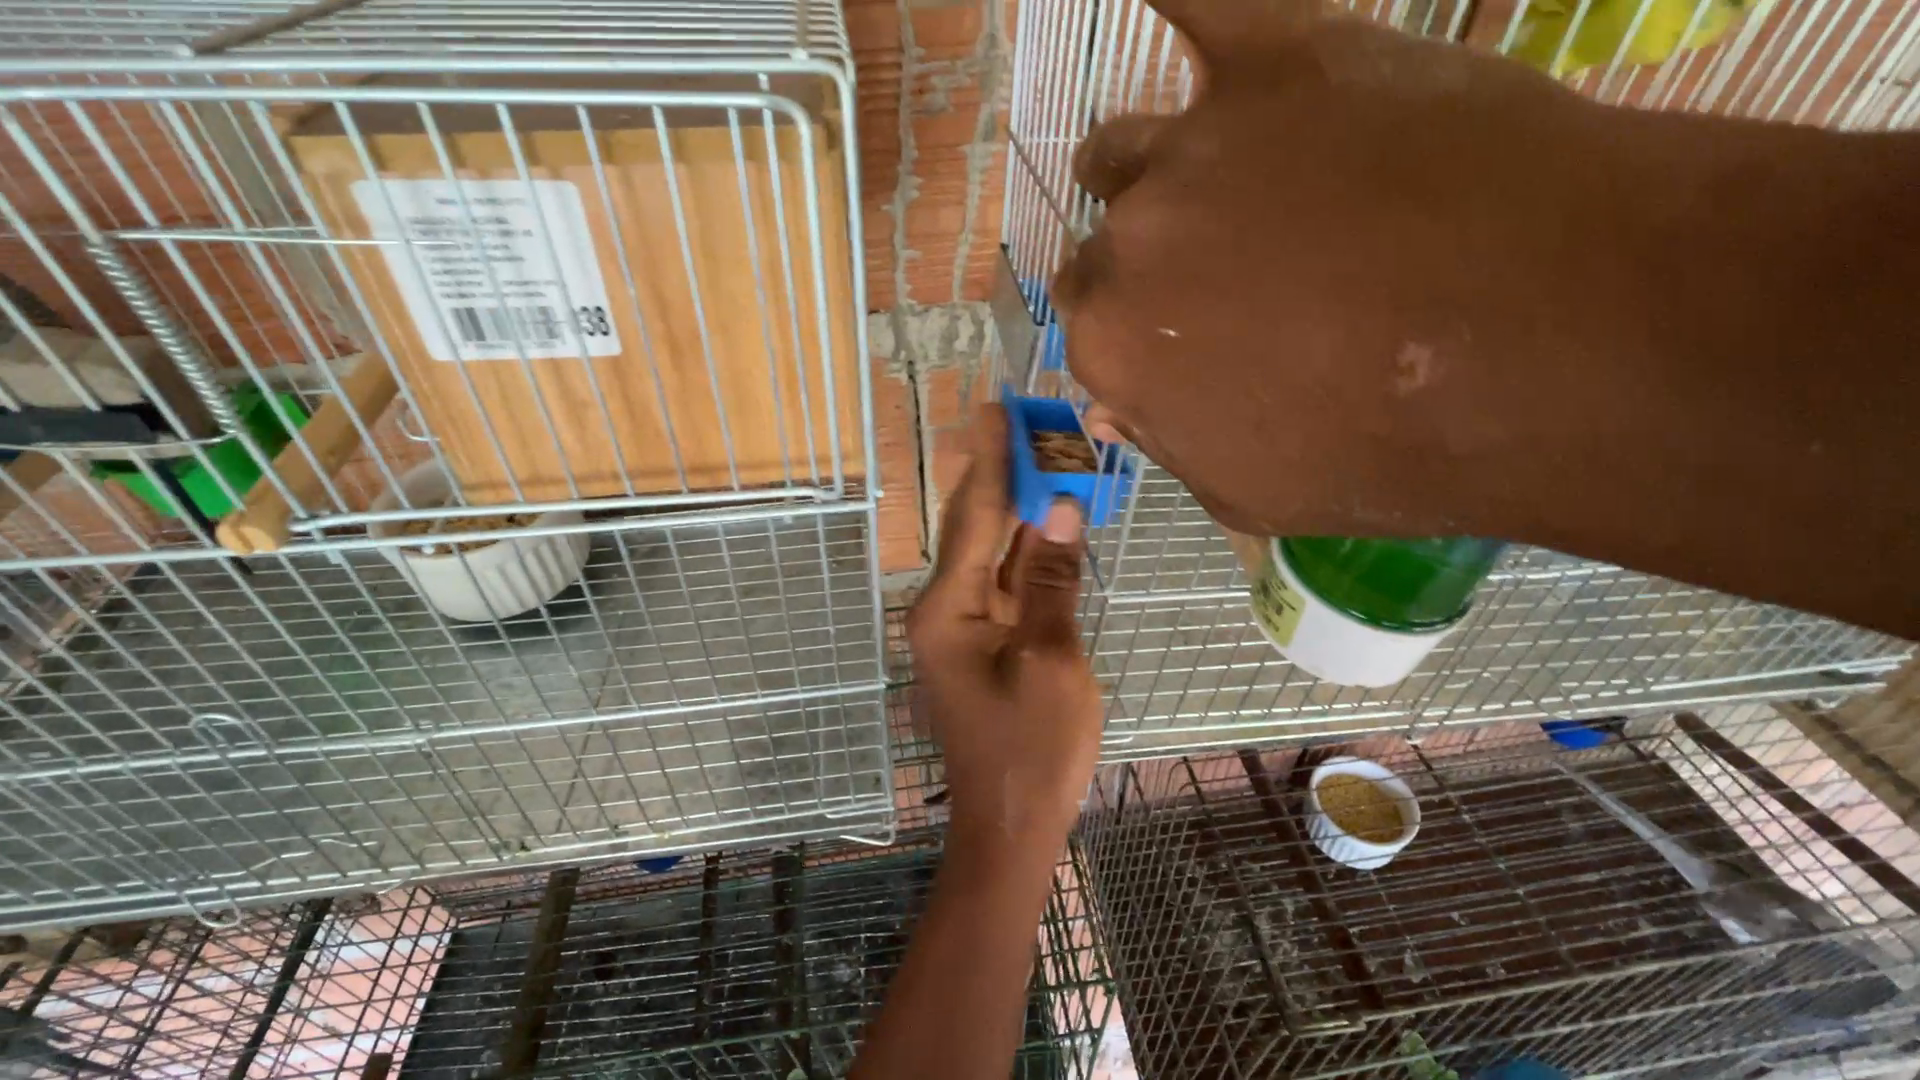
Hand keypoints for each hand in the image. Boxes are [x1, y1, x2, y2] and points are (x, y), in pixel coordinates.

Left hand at [906, 405, 1103, 840]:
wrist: (1012, 824)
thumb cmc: (1032, 747)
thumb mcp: (1051, 659)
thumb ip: (1053, 581)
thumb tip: (1060, 509)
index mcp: (947, 608)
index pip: (975, 517)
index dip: (991, 462)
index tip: (994, 409)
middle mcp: (946, 610)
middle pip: (976, 528)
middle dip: (1001, 476)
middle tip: (1022, 421)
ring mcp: (965, 630)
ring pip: (993, 556)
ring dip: (1019, 513)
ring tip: (1041, 458)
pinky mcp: (987, 647)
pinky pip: (1007, 587)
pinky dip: (1029, 556)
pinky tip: (1050, 526)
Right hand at [1055, 0, 1727, 542]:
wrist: (1550, 342)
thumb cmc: (1391, 450)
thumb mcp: (1254, 492)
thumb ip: (1171, 442)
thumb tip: (1119, 405)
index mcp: (1113, 346)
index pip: (1093, 332)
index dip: (1140, 340)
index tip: (1184, 345)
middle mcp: (1127, 242)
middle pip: (1107, 245)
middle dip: (1146, 268)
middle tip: (1219, 278)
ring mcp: (1196, 145)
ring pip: (1125, 149)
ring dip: (1148, 173)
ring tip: (1210, 181)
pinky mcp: (1282, 63)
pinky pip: (1201, 6)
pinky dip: (1178, 6)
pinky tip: (1163, 1)